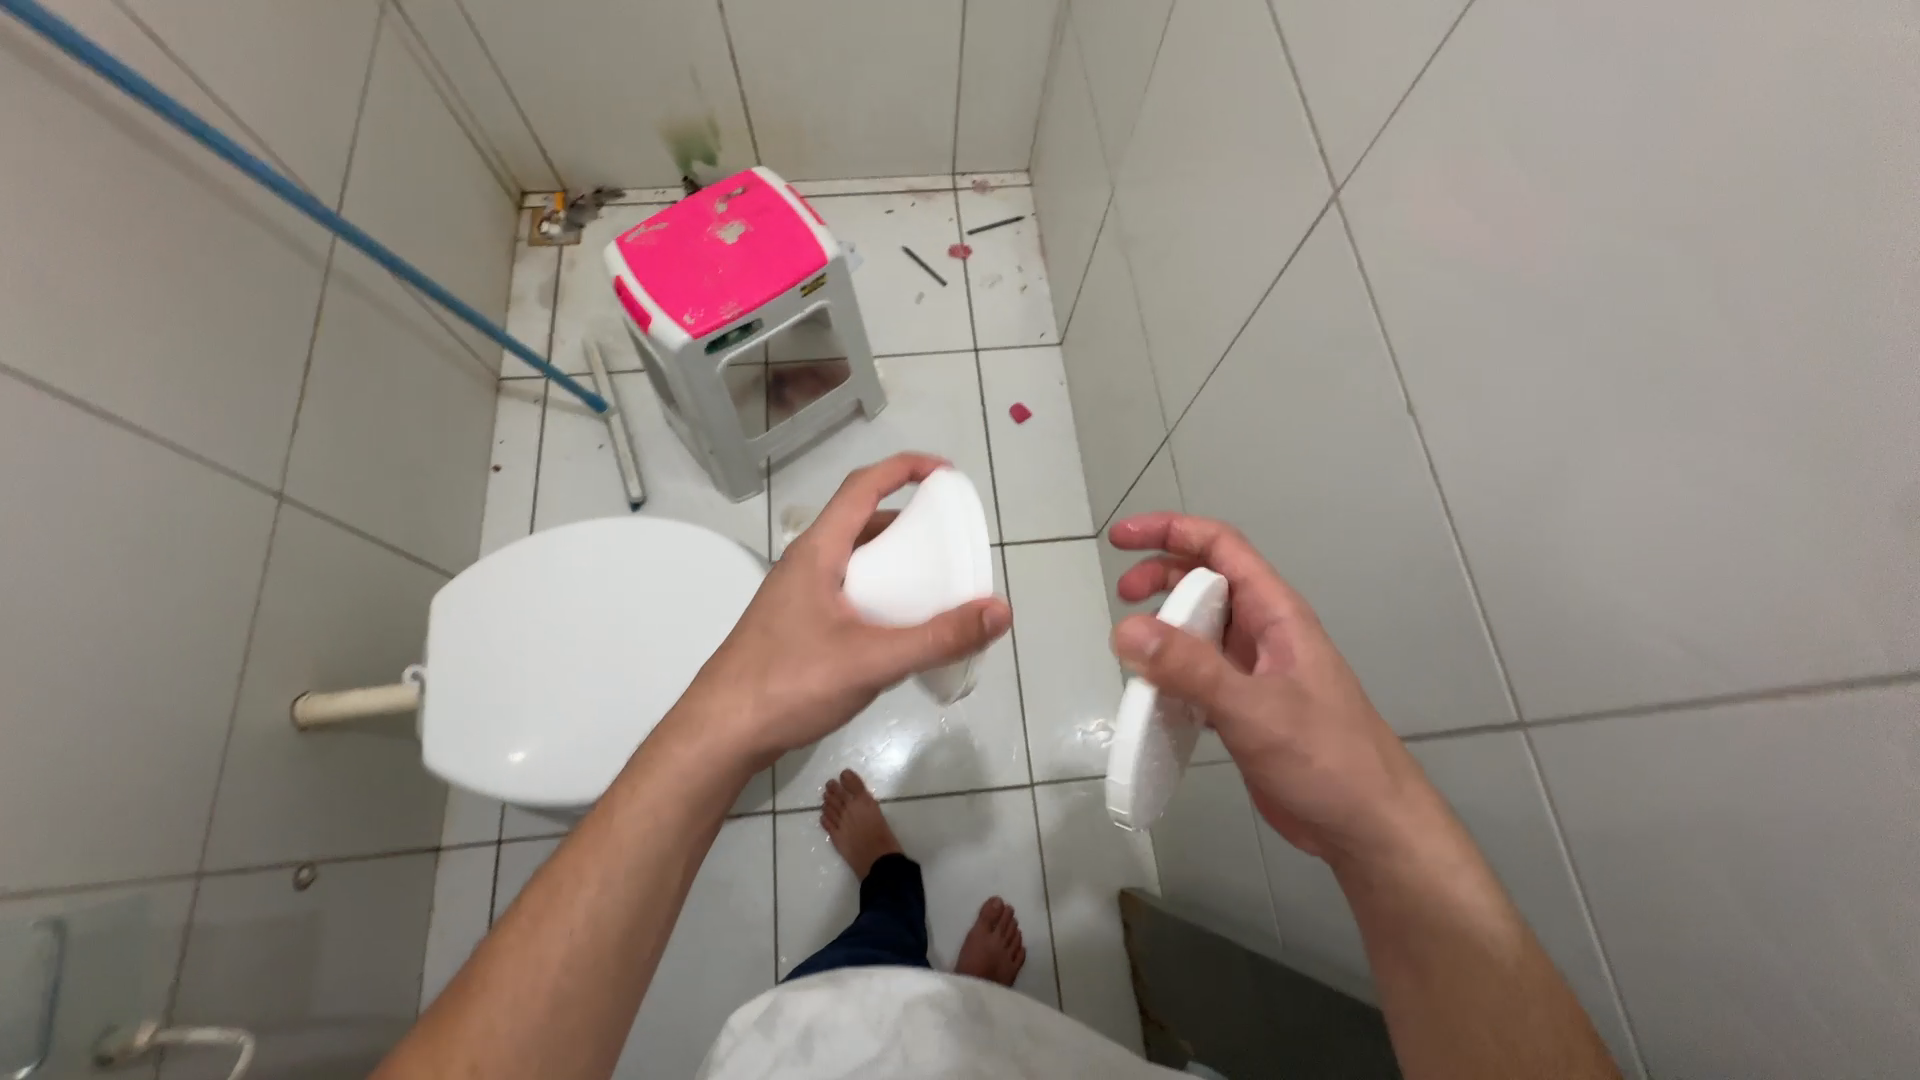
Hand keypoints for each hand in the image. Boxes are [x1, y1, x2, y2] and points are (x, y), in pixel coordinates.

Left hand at [680, 453, 1011, 766]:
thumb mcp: (873, 660)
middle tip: (948, 541)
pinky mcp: (798, 626)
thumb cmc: (790, 684)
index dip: (905, 468)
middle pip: (861, 523)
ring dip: (893, 561)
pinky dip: (880, 594)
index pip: (863, 487)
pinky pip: (848, 592)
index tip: (946, 475)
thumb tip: (1000, 610)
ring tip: (933, 583)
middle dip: (908, 522)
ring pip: (854, 561)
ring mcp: (799, 596)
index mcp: (818, 552)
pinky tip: (899, 628)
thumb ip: (938, 638)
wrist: (722, 732)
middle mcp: (806, 564)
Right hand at [1107, 513, 1443, 869]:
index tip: (1121, 538)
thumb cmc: (1326, 759)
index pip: (1220, 547)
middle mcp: (1263, 633)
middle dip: (1160, 577)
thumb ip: (1190, 668)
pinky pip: (1197, 673)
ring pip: (1198, 629)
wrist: (1368, 827)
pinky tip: (1149, 695)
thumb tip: (1124, 630)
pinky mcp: (1244, 708)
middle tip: (1122, 597)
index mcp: (1276, 614)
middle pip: (1205, 582)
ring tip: (1129, 651)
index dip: (1170, 531)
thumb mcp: (1255, 709)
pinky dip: (1169, 673)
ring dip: (1162, 628)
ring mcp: (1254, 671)